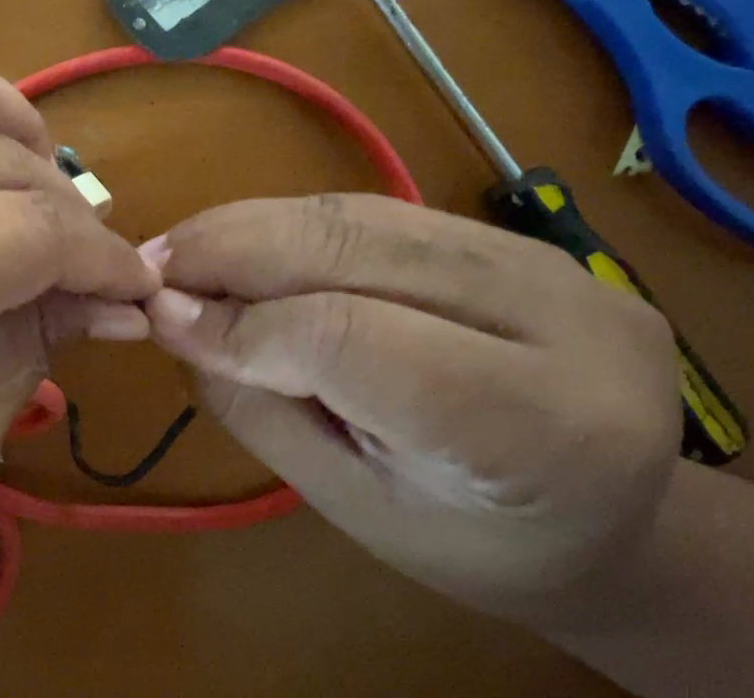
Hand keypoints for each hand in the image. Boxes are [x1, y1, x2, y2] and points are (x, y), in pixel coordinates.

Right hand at [143, 194, 679, 622]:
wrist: (605, 519)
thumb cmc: (468, 543)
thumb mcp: (351, 503)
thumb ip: (260, 404)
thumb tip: (174, 315)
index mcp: (539, 426)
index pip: (352, 336)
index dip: (242, 323)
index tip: (161, 322)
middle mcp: (563, 318)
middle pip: (353, 247)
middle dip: (231, 248)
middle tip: (148, 267)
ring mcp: (547, 261)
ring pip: (357, 213)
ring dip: (251, 225)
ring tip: (183, 253)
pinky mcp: (512, 237)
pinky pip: (374, 211)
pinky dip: (290, 223)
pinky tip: (243, 245)